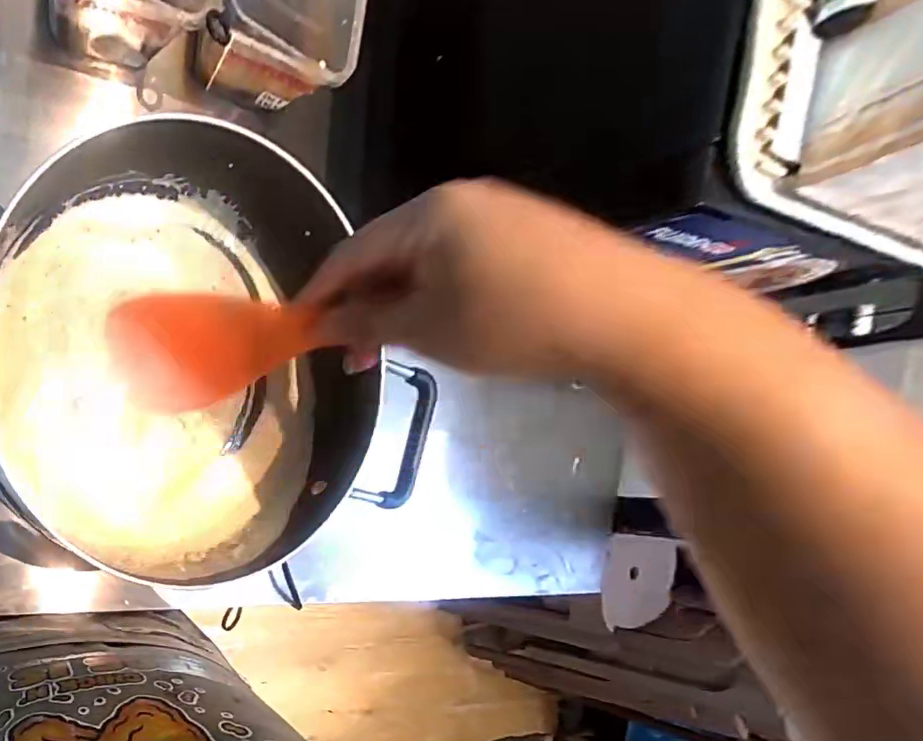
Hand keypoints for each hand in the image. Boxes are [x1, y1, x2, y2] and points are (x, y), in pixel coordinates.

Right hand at [299, 179, 703, 381]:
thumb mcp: (423, 327)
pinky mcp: (520, 237)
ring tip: (384, 353)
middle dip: (357, 307)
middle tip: (346, 357)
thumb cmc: (508, 321)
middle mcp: (455, 202)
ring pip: (417, 265)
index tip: (297, 332)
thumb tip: (319, 324)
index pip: (349, 253)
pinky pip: (452, 266)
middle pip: (382, 256)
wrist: (625, 318)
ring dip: (392, 309)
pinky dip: (428, 301)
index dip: (318, 295)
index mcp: (424, 213)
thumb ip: (363, 322)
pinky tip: (431, 331)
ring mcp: (492, 216)